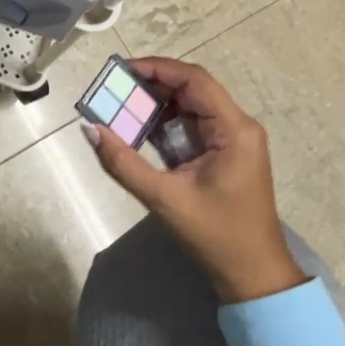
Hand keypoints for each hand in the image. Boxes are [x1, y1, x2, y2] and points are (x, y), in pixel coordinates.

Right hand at [84, 57, 307, 304]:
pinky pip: (192, 123)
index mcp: (235, 130)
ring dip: (158, 102)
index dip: (158, 68)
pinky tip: (140, 127)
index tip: (122, 70)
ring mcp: (233, 139)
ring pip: (191, 104)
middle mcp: (238, 126)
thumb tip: (90, 130)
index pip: (195, 80)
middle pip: (193, 88)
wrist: (254, 277)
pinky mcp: (225, 152)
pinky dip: (166, 121)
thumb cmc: (217, 236)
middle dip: (153, 83)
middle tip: (115, 86)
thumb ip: (124, 163)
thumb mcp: (166, 199)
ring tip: (121, 103)